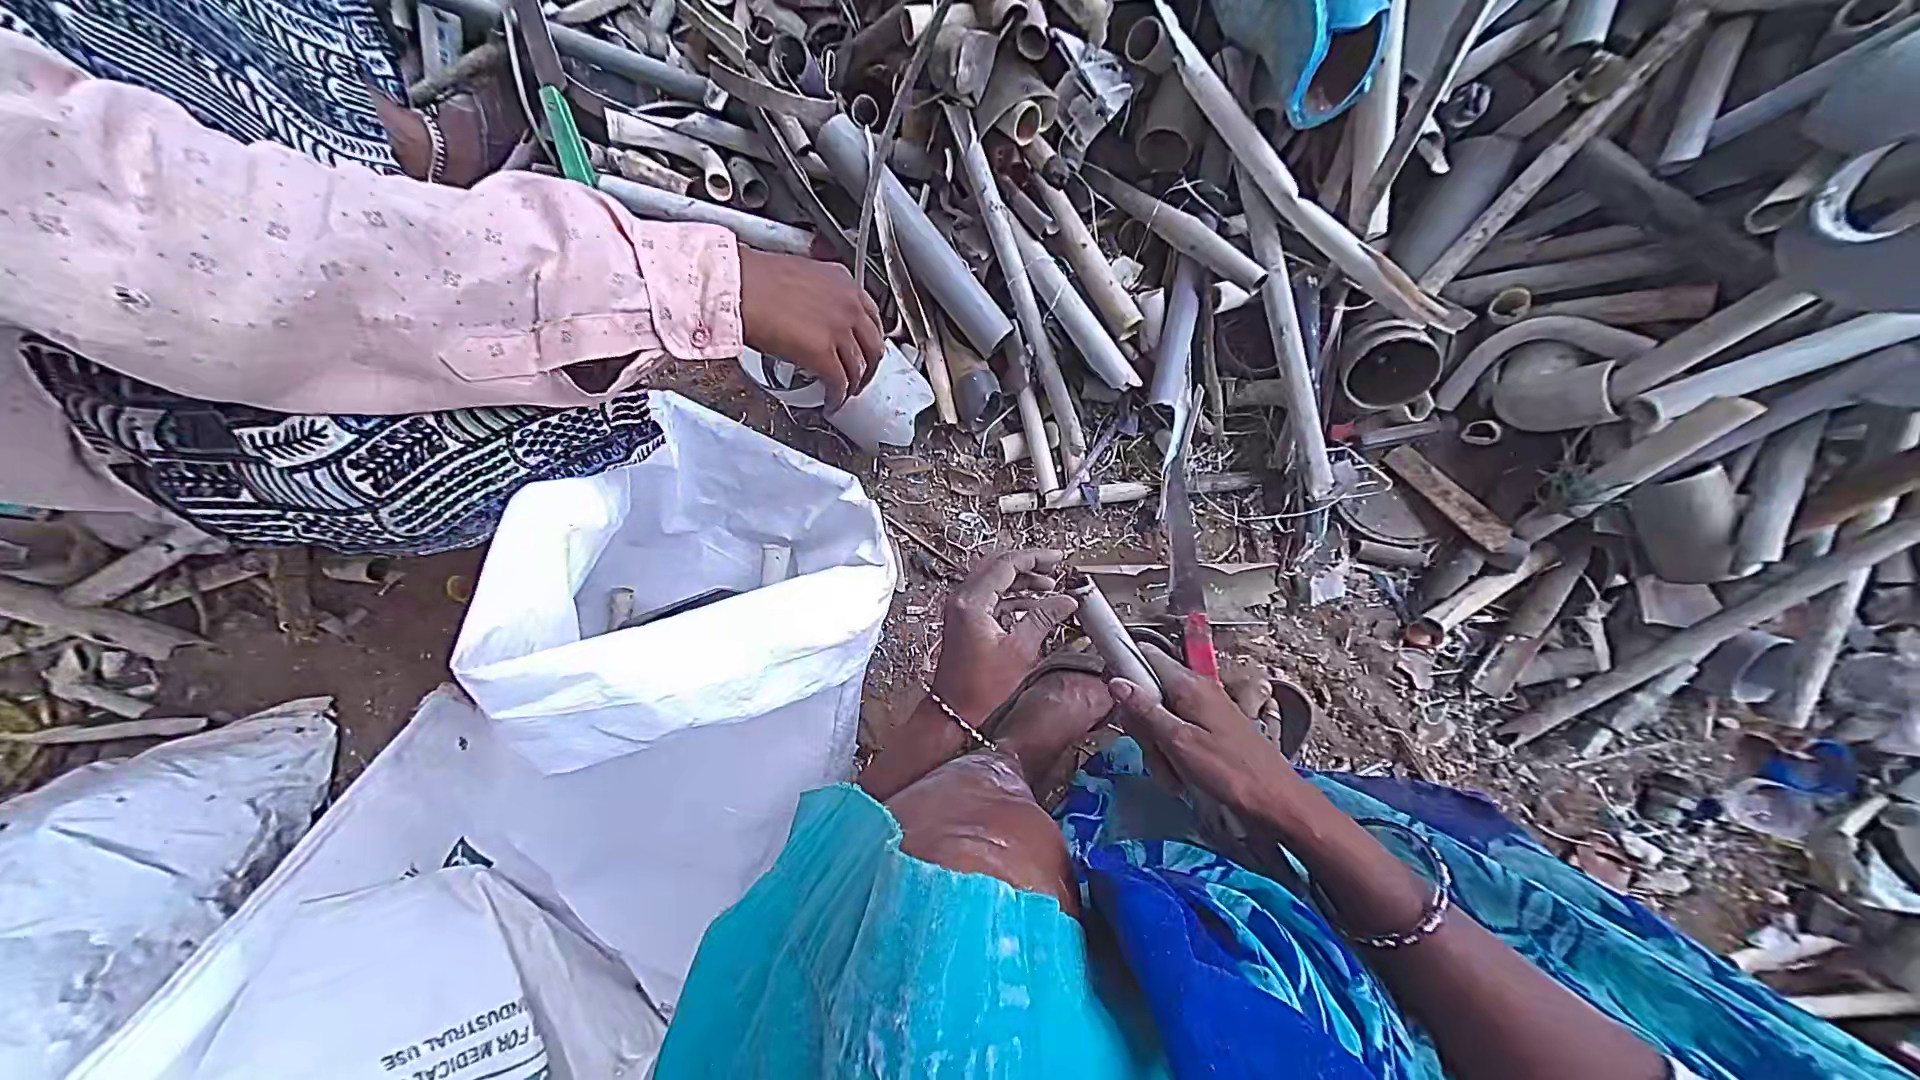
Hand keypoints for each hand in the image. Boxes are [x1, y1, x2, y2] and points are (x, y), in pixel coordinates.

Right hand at [737, 247, 883, 410]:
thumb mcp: (801, 278)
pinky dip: (837, 397)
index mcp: (843, 283)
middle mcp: (848, 305)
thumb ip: (821, 297)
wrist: (735, 287)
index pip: (872, 317)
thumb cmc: (753, 280)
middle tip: (860, 378)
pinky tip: (831, 402)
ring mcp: (838, 329)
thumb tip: (819, 319)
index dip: (870, 340)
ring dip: (852, 386)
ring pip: (858, 368)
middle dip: (868, 368)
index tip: (865, 351)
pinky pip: (839, 383)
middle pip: (873, 346)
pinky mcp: (823, 353)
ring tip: (843, 394)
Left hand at [930, 550, 1079, 725]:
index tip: (1056, 558)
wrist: (955, 711)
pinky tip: (1033, 604)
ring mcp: (961, 608)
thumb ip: (1044, 618)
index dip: (1035, 558)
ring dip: (1021, 580)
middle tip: (1054, 568)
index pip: (1006, 564)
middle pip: (998, 566)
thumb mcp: (1020, 649)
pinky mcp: (965, 619)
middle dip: (1029, 565)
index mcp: (972, 602)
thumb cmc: (979, 688)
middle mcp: (962, 600)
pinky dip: (1012, 596)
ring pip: (994, 580)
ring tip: (1048, 586)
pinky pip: (991, 597)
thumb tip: (1065, 601)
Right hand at [1107, 645, 1303, 823]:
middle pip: (1149, 692)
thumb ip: (1146, 711)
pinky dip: (1173, 752)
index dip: (1124, 671)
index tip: (1115, 700)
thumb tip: (1116, 682)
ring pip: (1160, 716)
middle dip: (1142, 723)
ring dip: (1157, 745)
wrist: (1278, 803)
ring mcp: (1205, 708)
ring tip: (1172, 771)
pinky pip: (1177, 731)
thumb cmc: (1231, 772)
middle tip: (1153, 750)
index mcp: (1188, 685)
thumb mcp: (1178, 743)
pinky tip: (1181, 774)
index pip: (1145, 656)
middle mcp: (1197, 689)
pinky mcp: (1211, 728)